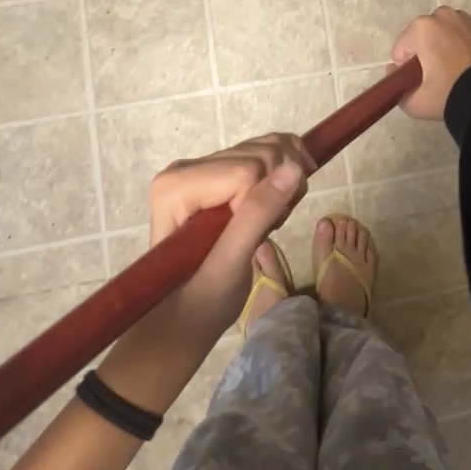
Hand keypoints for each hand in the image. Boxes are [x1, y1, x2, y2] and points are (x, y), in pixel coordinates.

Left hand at [146, 134, 313, 337]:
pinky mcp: (218, 171)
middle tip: (270, 229)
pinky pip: (264, 150)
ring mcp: (201, 168)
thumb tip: (294, 169)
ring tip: (272, 219)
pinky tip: (280, 197)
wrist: (182, 321)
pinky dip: (285, 170)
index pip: (247, 170)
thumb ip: (257, 215)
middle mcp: (184, 169)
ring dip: (285, 181)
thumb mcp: (229, 267)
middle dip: (280, 188)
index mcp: (176, 187)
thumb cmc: (198, 304)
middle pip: (259, 154)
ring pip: (267, 149)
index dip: (264, 203)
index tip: (257, 238)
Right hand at [389, 6, 470, 120]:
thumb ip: (398, 89)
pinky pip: (458, 35)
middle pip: (421, 38)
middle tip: (432, 78)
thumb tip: (395, 74)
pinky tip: (462, 65)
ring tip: (449, 71)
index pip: (401, 48)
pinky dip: (456, 46)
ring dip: (439, 48)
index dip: (404, 68)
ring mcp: (463, 19)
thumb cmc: (450, 93)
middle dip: (422, 54)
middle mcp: (441, 15)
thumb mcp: (416, 102)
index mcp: (422, 28)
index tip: (416, 82)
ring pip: (440, 34)